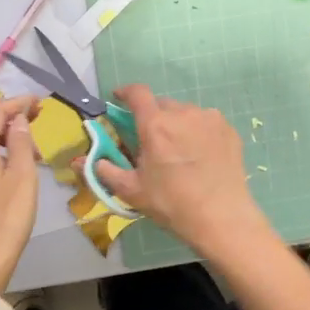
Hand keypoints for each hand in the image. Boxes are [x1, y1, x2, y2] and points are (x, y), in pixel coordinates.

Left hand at [0, 95, 39, 291]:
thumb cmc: (8, 216)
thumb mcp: (23, 176)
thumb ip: (22, 143)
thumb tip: (18, 121)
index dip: (18, 103)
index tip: (39, 102)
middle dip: (12, 121)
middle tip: (38, 122)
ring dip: (6, 142)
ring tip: (32, 152)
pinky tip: (13, 171)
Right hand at [87, 85, 272, 255]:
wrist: (220, 217)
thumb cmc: (171, 203)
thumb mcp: (132, 191)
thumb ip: (105, 171)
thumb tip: (81, 161)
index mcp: (155, 125)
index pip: (137, 93)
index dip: (125, 93)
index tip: (119, 99)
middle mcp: (182, 113)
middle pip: (161, 104)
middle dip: (152, 117)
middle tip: (152, 141)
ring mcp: (209, 119)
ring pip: (185, 113)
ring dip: (176, 124)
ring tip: (178, 150)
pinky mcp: (228, 129)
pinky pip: (206, 122)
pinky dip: (198, 132)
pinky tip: (199, 155)